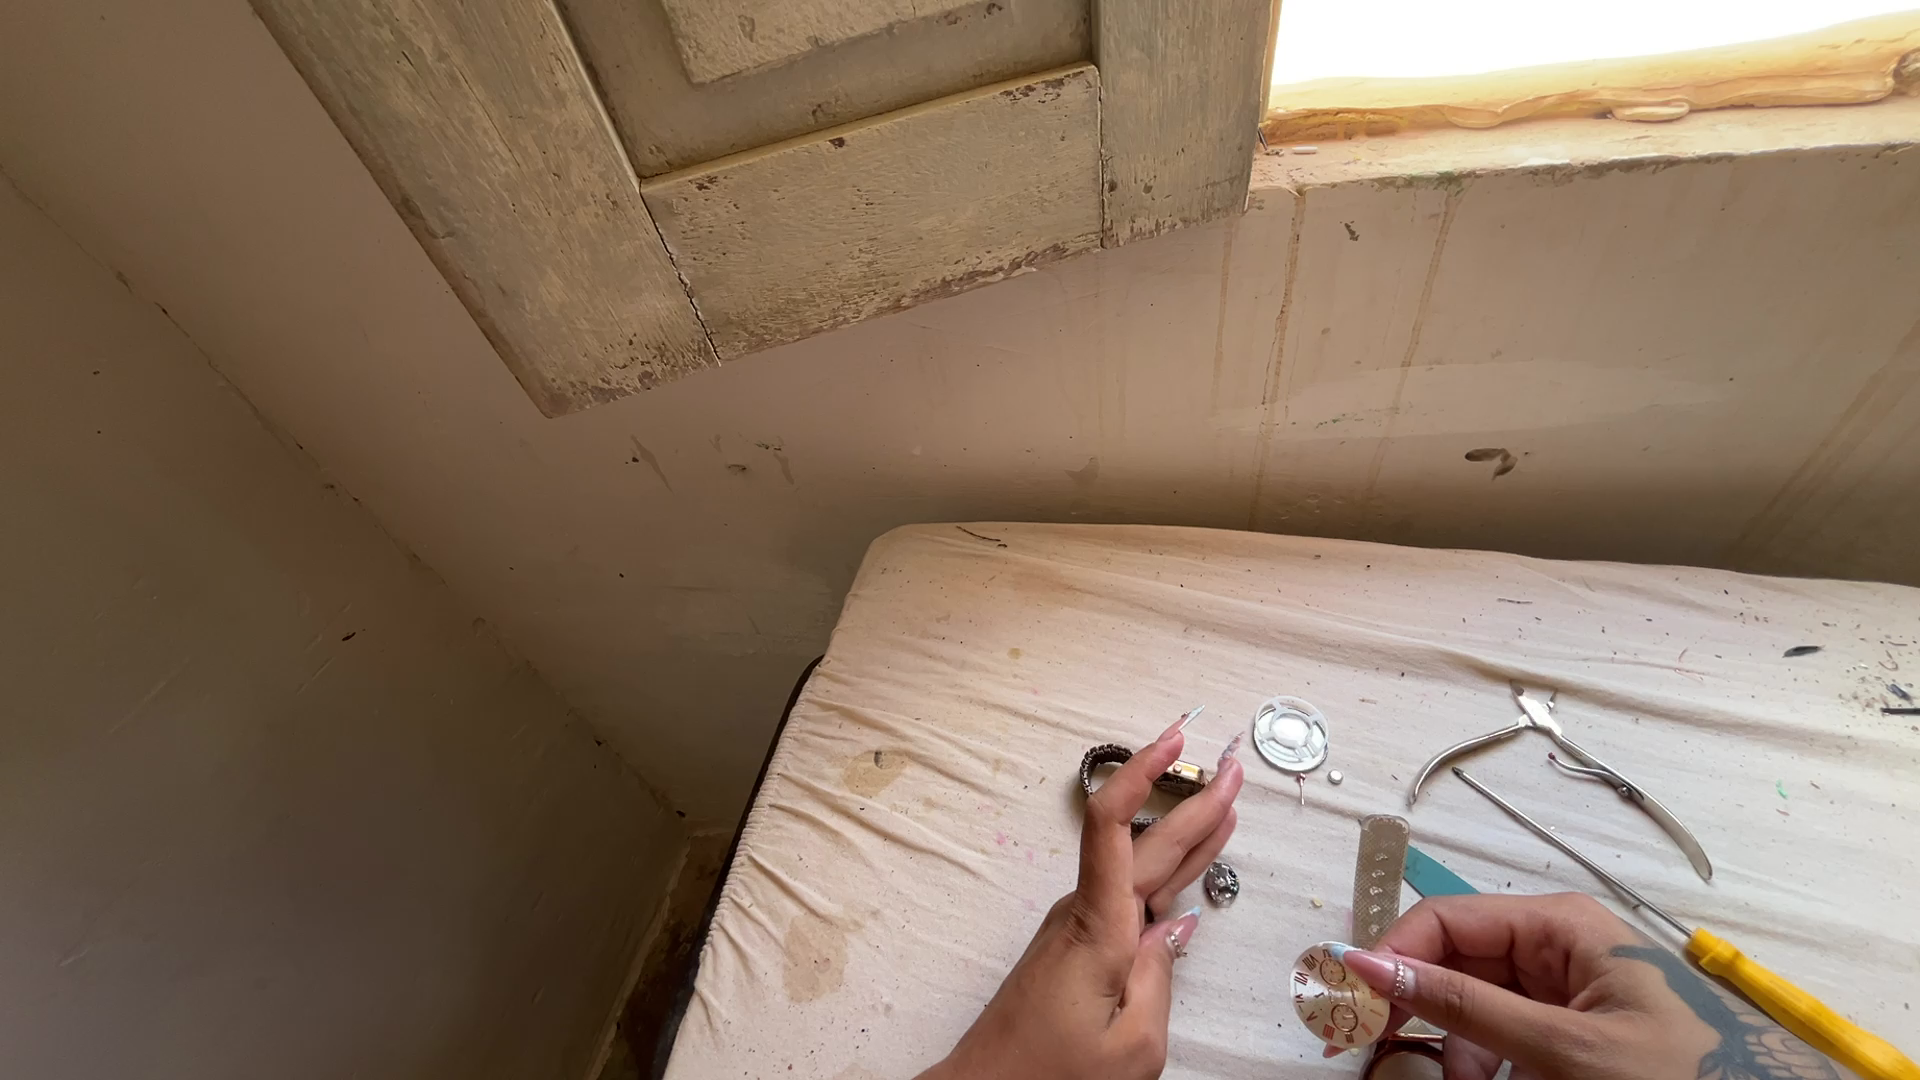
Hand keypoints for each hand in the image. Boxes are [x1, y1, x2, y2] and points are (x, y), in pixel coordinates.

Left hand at [918, 717, 1244, 1079]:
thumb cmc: (1052, 1072)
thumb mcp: (1132, 1046)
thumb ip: (1160, 979)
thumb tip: (1174, 926)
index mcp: (1098, 925)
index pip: (1114, 825)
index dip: (1141, 773)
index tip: (1174, 743)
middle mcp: (1088, 908)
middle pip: (1145, 841)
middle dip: (1191, 802)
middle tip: (1230, 769)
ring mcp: (1084, 920)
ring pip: (1143, 864)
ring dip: (1185, 831)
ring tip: (1221, 798)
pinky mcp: (1083, 937)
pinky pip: (1133, 890)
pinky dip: (1168, 869)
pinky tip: (1189, 858)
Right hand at [1337, 893, 1837, 1079]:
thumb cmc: (1677, 1079)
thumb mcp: (1564, 1049)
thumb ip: (1460, 1004)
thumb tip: (1359, 962)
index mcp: (1555, 923)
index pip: (1445, 919)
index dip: (1395, 954)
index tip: (1355, 998)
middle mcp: (1553, 943)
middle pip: (1455, 959)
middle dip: (1418, 1003)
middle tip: (1373, 1039)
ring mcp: (1563, 987)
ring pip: (1473, 999)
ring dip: (1449, 1042)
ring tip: (1436, 1076)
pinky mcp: (1572, 1027)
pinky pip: (1503, 1031)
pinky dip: (1481, 1060)